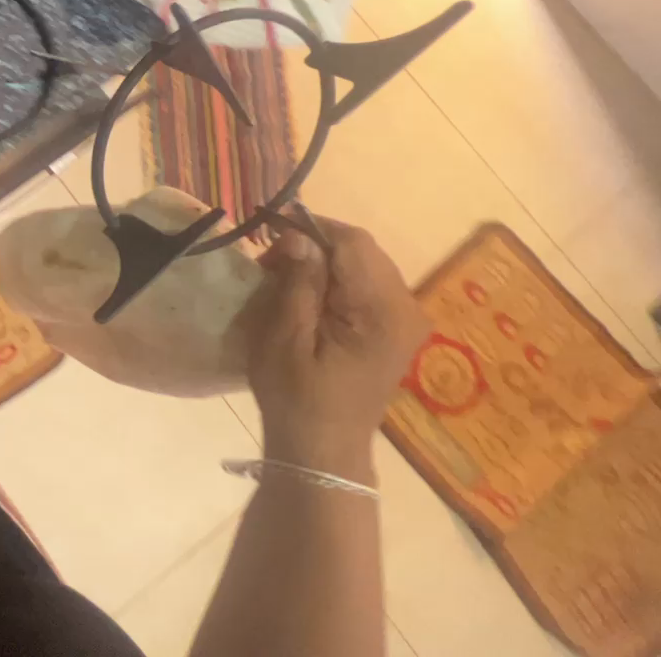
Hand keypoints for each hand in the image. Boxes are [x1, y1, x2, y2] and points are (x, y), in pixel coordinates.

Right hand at [244, 221, 427, 482]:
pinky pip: (366, 283)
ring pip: (364, 264)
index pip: (352, 243)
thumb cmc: (295, 392)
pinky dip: (333, 276)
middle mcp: (405, 309)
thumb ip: (298, 283)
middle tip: (267, 258)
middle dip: (313, 242)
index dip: (309, 225)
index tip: (265, 225)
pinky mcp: (395, 328)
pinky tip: (305, 293)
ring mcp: (405, 320)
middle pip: (362, 250)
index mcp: (380, 311)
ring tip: (280, 275)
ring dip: (321, 259)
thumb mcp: (284, 336)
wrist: (322, 446)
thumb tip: (298, 237)